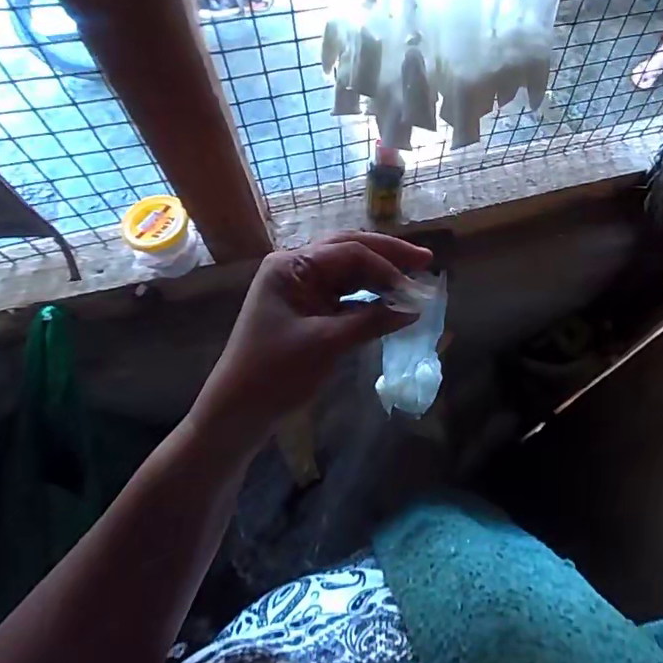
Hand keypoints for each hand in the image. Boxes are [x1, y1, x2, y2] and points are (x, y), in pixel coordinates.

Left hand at [189, 231, 433, 443]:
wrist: (236, 412)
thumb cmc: (274, 373)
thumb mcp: (326, 343)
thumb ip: (371, 320)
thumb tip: (413, 309)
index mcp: (291, 265)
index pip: (349, 252)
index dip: (386, 266)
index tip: (416, 286)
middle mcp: (295, 267)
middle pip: (349, 251)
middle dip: (388, 256)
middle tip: (426, 261)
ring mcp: (300, 287)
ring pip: (349, 271)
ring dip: (380, 275)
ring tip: (414, 279)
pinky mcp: (306, 308)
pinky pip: (343, 293)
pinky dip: (368, 297)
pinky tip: (390, 301)